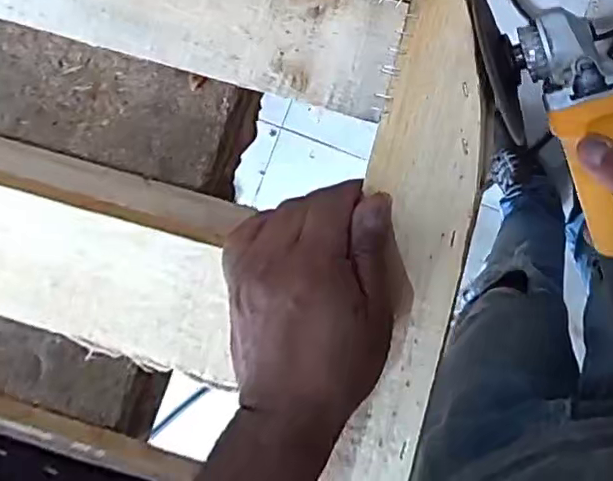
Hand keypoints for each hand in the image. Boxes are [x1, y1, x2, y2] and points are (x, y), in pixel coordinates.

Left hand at [221, 181, 396, 439]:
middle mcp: (275, 261)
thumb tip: (375, 201)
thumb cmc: (339, 367)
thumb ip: (372, 248)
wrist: (287, 415)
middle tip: (355, 230)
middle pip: (307, 202)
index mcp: (313, 265)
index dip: (358, 198)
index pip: (333, 199)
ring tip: (325, 238)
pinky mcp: (236, 284)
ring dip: (306, 214)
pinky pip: (247, 233)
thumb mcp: (377, 308)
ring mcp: (249, 272)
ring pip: (279, 212)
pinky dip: (270, 227)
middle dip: (335, 205)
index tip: (371, 213)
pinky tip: (288, 241)